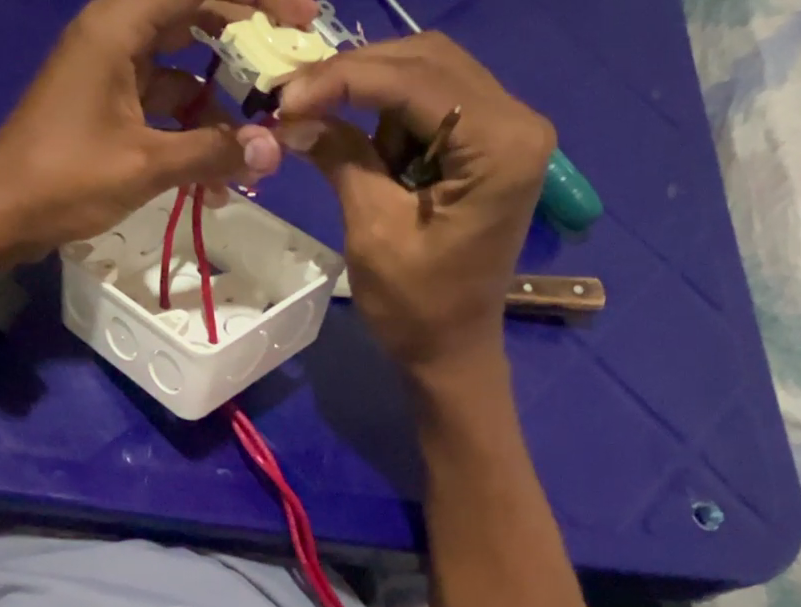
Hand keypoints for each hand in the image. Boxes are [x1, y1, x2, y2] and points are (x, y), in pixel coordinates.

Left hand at [0, 0, 318, 263]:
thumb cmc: (63, 180)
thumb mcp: (143, 166)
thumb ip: (210, 154)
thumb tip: (272, 151)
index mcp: (117, 27)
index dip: (255, 2)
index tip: (301, 21)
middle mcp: (112, 38)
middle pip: (193, 27)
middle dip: (243, 58)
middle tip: (288, 79)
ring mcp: (105, 77)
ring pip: (178, 79)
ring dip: (215, 116)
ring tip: (255, 153)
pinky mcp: (101, 113)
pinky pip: (157, 112)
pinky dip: (185, 139)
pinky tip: (213, 183)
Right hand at [278, 34, 553, 367]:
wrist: (450, 350)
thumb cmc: (415, 307)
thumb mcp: (373, 231)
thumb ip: (342, 160)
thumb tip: (293, 116)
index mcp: (501, 144)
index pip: (417, 80)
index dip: (344, 79)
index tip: (283, 96)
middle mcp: (516, 120)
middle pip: (427, 62)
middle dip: (354, 76)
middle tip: (291, 99)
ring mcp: (505, 130)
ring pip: (426, 76)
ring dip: (366, 94)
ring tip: (312, 118)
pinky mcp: (486, 146)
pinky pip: (431, 107)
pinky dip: (384, 115)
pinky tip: (349, 134)